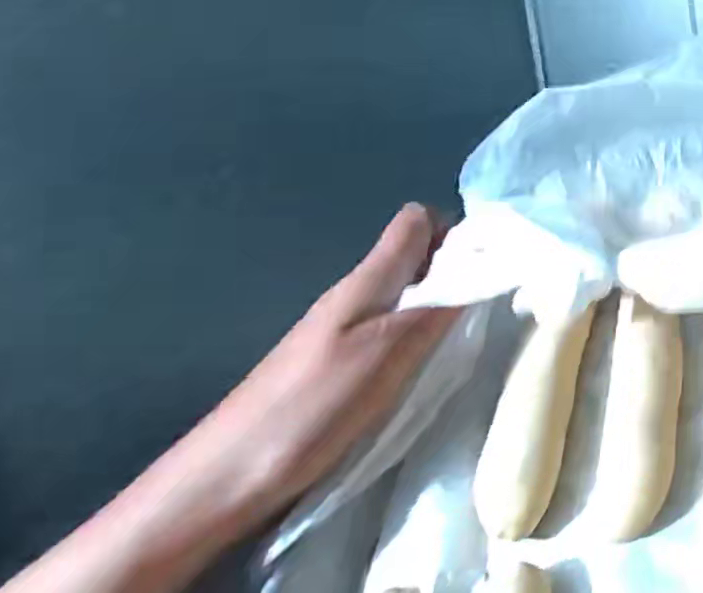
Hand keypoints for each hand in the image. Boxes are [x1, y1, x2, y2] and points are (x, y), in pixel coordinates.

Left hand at [191, 201, 462, 517]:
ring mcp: (344, 327)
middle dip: (456, 270)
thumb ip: (436, 306)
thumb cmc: (309, 406)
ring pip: (408, 292)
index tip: (485, 262)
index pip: (416, 221)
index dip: (454, 230)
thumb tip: (482, 265)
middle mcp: (358, 292)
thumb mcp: (386, 352)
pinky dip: (416, 335)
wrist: (218, 482)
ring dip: (439, 305)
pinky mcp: (338, 360)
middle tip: (483, 306)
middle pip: (417, 255)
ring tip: (461, 338)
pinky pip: (392, 325)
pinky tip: (422, 367)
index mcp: (369, 279)